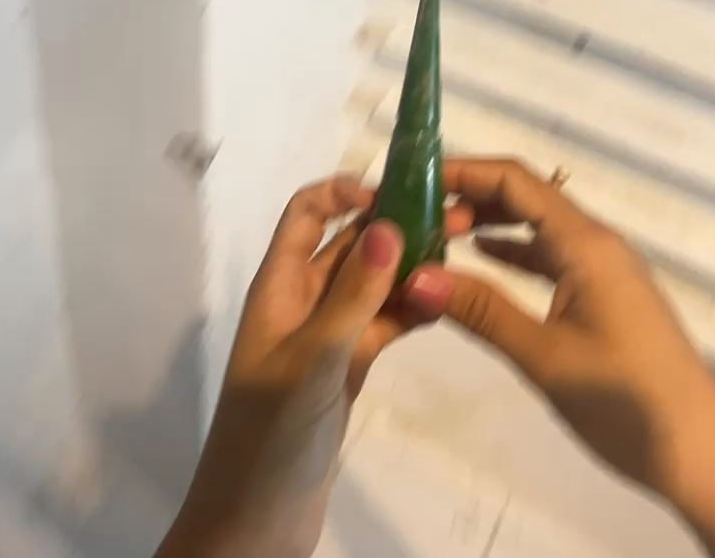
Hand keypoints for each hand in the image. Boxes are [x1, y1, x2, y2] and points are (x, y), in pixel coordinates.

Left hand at [157, 176, 467, 557]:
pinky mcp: (348, 367)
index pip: (306, 213)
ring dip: (406, 267)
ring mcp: (327, 335)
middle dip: (392, 226)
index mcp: (280, 286)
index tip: (395, 194)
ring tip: (457, 253)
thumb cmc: (270, 432)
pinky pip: (381, 323)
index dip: (343, 192)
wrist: (256, 523)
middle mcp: (302, 300)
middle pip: (347, 244)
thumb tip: (388, 224)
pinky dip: (407, 310)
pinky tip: (441, 301)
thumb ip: (353, 294)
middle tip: (453, 216)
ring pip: (369, 284)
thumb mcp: (313, 359)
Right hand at [403, 158, 714, 497]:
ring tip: (438, 235)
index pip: (516, 181)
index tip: (413, 180)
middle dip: (470, 197)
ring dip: (490, 223)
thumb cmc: (625, 401)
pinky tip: (483, 260)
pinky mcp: (605, 295)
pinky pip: (551, 256)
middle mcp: (596, 242)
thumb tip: (413, 278)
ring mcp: (604, 269)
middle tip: (416, 215)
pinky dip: (513, 251)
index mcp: (585, 243)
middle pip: (525, 196)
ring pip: (538, 226)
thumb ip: (480, 311)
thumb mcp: (544, 356)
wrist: (704, 457)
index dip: (464, 172)